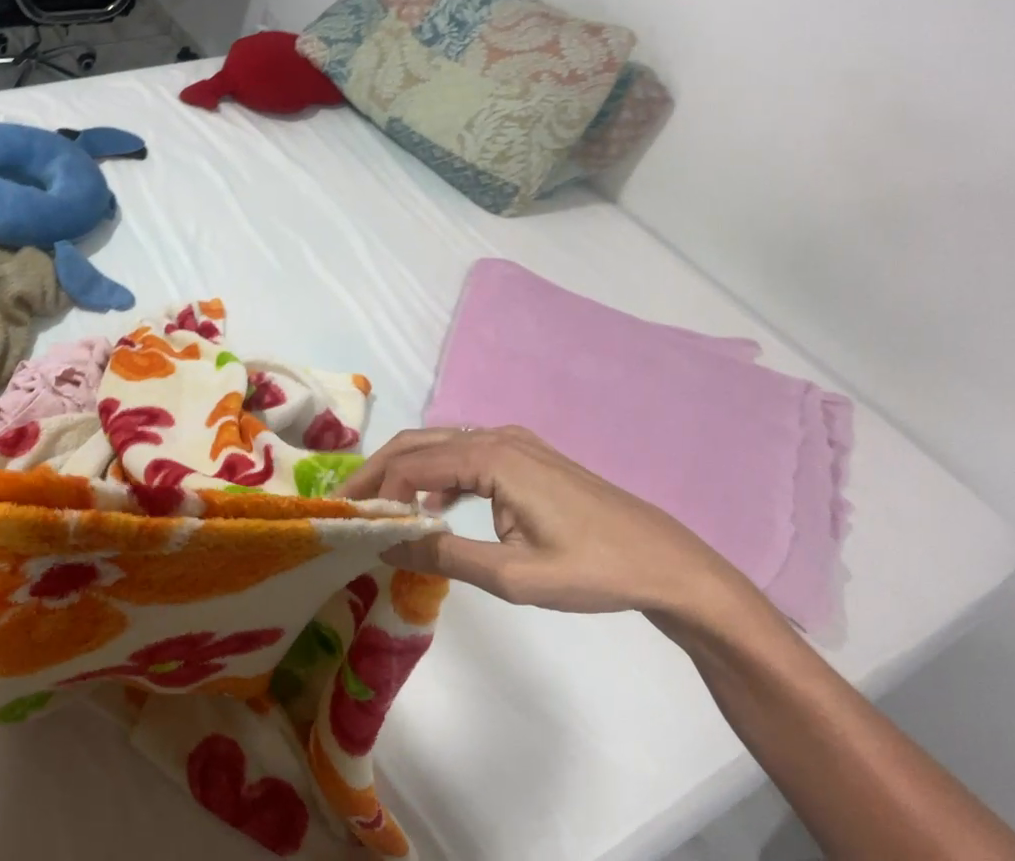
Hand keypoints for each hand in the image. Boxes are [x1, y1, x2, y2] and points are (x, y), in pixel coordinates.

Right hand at [341, 426, 756, 622]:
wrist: (671, 566)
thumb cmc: (594, 571)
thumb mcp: (513, 576)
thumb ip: (443, 555)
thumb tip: (385, 544)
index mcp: (493, 458)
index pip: (411, 465)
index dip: (375, 492)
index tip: (350, 523)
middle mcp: (497, 437)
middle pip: (417, 443)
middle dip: (376, 472)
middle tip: (344, 504)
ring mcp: (515, 444)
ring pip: (438, 446)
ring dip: (402, 472)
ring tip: (376, 506)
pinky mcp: (527, 458)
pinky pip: (463, 456)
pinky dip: (434, 475)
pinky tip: (430, 507)